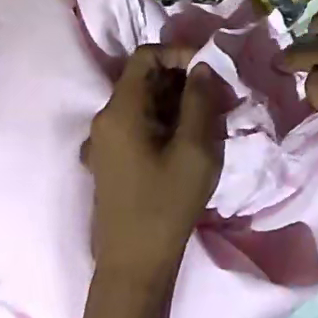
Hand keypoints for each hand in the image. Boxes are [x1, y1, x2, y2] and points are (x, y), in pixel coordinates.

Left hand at [83, 45, 225, 285]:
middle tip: (215, 95)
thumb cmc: (166, 204)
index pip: (145, 56)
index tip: (209, 70)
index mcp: (120, 111)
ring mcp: (103, 141)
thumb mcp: (195, 150)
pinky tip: (186, 139)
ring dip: (174, 100)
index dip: (178, 53)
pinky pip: (137, 123)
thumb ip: (200, 101)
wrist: (134, 263)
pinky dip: (163, 119)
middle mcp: (104, 119)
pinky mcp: (109, 159)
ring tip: (206, 117)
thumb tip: (202, 68)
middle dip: (181, 78)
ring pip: (141, 100)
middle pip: (142, 77)